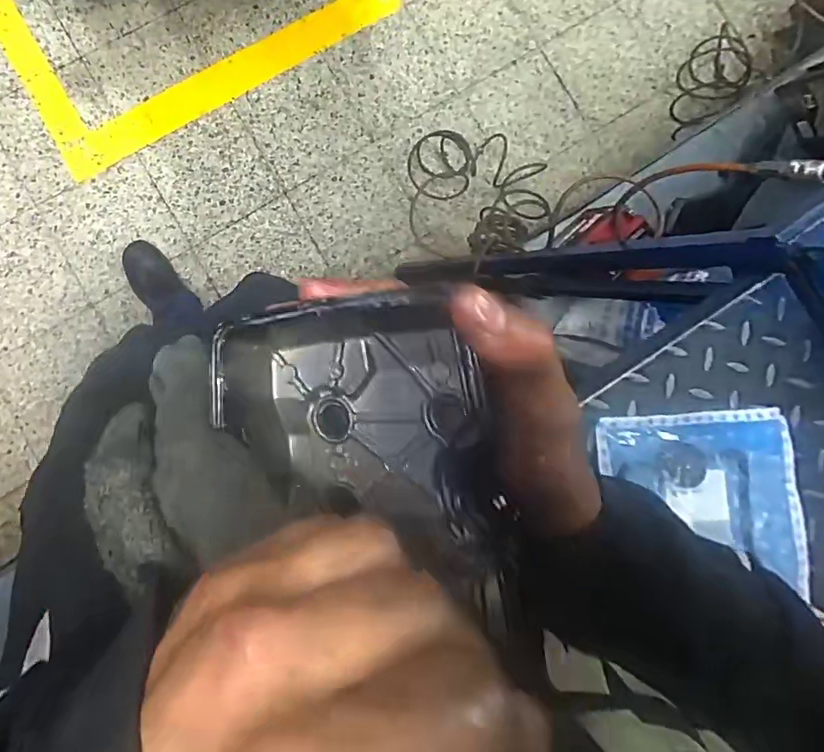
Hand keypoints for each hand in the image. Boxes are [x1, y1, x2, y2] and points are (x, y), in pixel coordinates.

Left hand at [140, 517, 547, 751]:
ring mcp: (240, 589)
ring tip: (411, 637)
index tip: (514, 730)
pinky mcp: (233, 558)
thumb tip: (516, 717)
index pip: (445, 700)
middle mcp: (261, 654)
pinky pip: (333, 526)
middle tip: (466, 688)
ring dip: (416, 597)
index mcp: (289, 748)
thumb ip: (425, 742)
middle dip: (467, 655)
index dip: (502, 718)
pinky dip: (368, 557)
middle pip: (420, 614)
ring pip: (383, 552)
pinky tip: (365, 594)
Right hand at [300, 280, 601, 535]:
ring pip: (364, 353)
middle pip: (374, 321)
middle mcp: (437, 350)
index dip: (359, 292)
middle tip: (277, 316)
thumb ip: (524, 357)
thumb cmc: (548, 461)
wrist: (546, 532)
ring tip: (275, 343)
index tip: (311, 293)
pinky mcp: (403, 419)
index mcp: (468, 333)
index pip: (406, 299)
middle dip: (325, 313)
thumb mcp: (544, 406)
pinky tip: (301, 394)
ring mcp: (417, 385)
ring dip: (321, 344)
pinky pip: (364, 392)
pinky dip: (333, 386)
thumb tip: (466, 297)